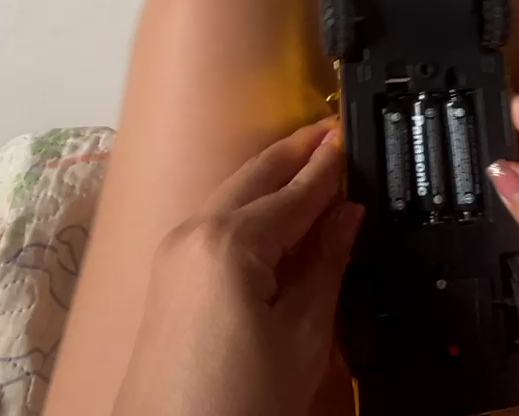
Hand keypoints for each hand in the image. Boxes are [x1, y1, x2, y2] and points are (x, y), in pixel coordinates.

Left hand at [111, 119, 364, 415]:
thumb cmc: (240, 403)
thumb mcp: (301, 338)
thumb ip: (326, 264)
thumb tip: (348, 213)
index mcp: (232, 242)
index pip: (295, 193)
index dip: (328, 166)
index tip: (349, 138)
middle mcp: (196, 230)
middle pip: (257, 174)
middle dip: (297, 150)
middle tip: (332, 130)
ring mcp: (176, 249)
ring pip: (234, 191)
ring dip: (273, 173)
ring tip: (310, 158)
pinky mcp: (169, 271)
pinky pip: (217, 216)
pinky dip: (250, 202)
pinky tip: (275, 207)